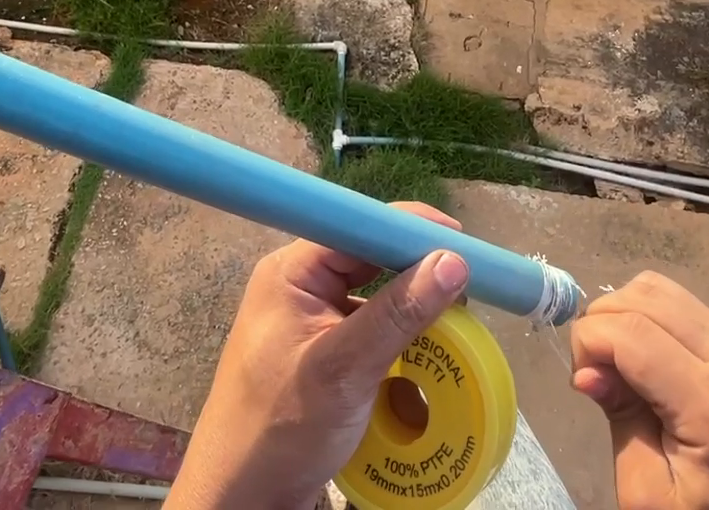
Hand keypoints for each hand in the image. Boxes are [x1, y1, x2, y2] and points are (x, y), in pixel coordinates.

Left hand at [166, 203, 470, 509]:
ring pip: (373, 288)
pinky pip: (369, 320)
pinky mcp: (323, 348)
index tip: (459, 240)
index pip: (357, 226)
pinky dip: (399, 328)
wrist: (240, 500)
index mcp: (292, 271)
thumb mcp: (344, 368)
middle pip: (368, 254)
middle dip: (416, 263)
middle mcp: (301, 283)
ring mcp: (311, 316)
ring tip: (456, 309)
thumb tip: (454, 262)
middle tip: (468, 278)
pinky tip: (427, 340)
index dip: (408, 227)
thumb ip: (398, 313)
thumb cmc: (280, 428)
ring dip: (411, 298)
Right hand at [570, 271, 708, 509]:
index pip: (631, 332)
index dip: (588, 342)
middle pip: (644, 298)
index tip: (581, 382)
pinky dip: (645, 314)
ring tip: (617, 361)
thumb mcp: (648, 492)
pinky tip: (643, 354)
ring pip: (659, 288)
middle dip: (601, 322)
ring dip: (622, 312)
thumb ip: (619, 418)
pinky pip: (678, 301)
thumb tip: (586, 370)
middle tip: (595, 374)